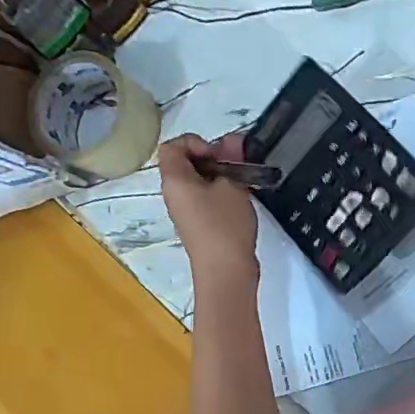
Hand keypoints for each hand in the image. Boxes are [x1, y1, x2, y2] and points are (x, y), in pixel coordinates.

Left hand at [160, 133, 256, 282]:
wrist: (226, 273)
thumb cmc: (225, 226)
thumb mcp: (232, 185)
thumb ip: (231, 159)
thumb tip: (232, 141)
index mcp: (174, 181)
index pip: (172, 146)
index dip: (195, 142)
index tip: (217, 155)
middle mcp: (174, 195)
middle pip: (186, 163)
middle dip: (212, 157)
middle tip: (235, 164)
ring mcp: (186, 212)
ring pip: (198, 181)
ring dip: (220, 175)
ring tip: (242, 180)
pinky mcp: (199, 225)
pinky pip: (205, 199)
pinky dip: (221, 192)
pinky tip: (240, 198)